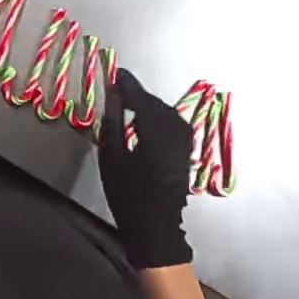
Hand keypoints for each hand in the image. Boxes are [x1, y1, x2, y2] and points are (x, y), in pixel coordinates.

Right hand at [97, 68, 192, 268]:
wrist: (155, 226)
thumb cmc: (127, 194)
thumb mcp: (112, 157)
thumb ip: (113, 122)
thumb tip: (112, 95)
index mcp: (154, 133)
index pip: (140, 99)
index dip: (127, 84)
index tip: (115, 72)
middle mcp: (174, 132)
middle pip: (155, 104)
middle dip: (138, 95)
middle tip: (118, 89)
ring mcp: (183, 142)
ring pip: (165, 113)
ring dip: (148, 106)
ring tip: (129, 104)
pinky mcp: (186, 150)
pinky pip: (172, 124)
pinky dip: (157, 117)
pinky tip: (146, 122)